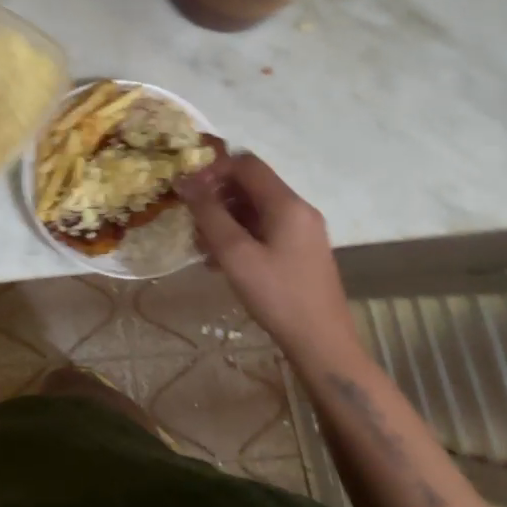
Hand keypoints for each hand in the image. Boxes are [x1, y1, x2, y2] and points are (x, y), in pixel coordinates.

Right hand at [179, 152, 357, 361]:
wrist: (321, 342)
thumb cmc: (277, 295)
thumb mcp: (235, 253)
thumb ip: (209, 213)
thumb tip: (184, 179)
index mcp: (287, 204)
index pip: (246, 164)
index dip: (213, 169)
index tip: (187, 190)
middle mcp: (298, 210)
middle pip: (250, 185)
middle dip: (216, 196)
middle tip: (190, 220)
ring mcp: (302, 231)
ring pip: (254, 208)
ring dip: (224, 218)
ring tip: (201, 245)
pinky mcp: (299, 250)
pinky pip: (263, 228)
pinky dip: (238, 234)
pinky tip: (220, 259)